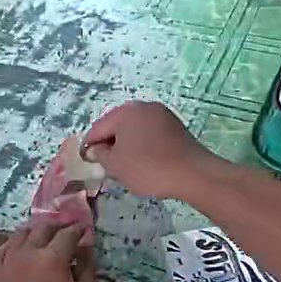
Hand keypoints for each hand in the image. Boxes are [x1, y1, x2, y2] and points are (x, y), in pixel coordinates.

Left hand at [0, 219, 96, 281]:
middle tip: (69, 226)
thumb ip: (87, 270)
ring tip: (46, 231)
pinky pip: (3, 249)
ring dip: (36, 229)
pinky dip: (14, 242)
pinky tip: (20, 246)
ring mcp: (9, 263)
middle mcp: (28, 254)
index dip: (79, 228)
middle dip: (58, 224)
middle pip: (43, 229)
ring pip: (21, 235)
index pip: (68, 234)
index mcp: (52, 258)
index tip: (86, 227)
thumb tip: (86, 247)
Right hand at [81, 101, 219, 201]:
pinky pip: (150, 134)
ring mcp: (162, 115)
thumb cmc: (148, 168)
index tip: (87, 163)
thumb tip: (94, 149)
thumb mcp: (116, 165)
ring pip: (134, 130)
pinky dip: (142, 146)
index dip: (89, 146)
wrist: (193, 174)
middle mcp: (144, 107)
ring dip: (126, 146)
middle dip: (109, 145)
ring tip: (125, 168)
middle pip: (117, 126)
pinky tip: (144, 163)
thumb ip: (100, 155)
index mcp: (126, 112)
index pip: (98, 128)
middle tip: (107, 167)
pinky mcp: (175, 127)